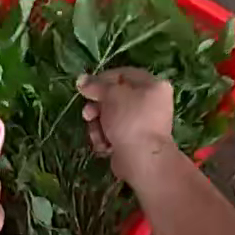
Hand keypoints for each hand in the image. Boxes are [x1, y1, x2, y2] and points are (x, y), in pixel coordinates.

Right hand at [79, 68, 174, 183]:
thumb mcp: (111, 95)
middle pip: (115, 99)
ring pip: (111, 118)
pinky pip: (114, 134)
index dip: (102, 80)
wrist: (142, 159)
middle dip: (97, 107)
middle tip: (87, 114)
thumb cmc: (130, 120)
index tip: (86, 88)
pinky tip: (105, 146)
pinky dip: (106, 139)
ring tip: (97, 134)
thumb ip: (96, 85)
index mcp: (153, 86)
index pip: (123, 75)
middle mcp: (151, 104)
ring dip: (98, 125)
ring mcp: (143, 125)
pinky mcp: (134, 143)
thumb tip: (81, 80)